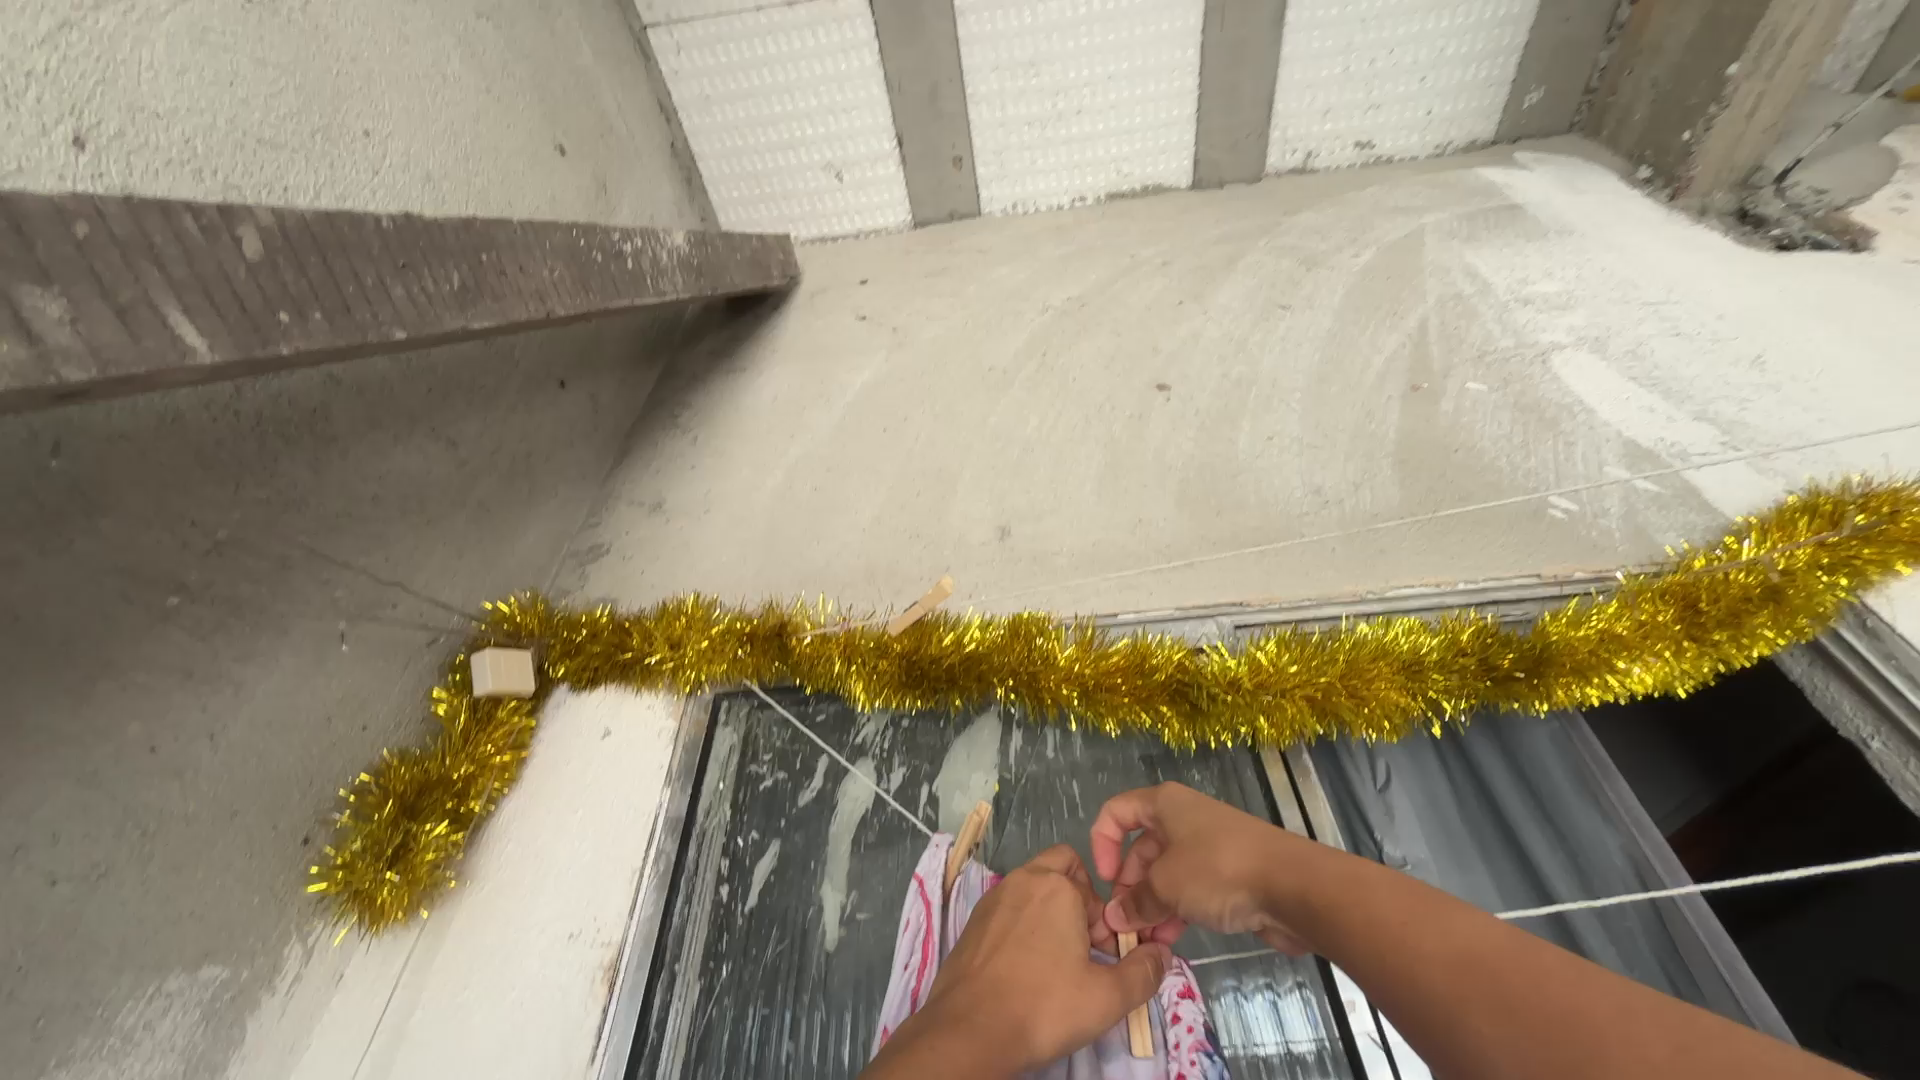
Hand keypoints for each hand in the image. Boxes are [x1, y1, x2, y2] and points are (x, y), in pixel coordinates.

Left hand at [871, 845, 1169, 1076]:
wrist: (970, 1030)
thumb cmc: (1044, 1006)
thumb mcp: (1108, 997)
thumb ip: (1143, 972)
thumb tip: (1161, 954)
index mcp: (1057, 885)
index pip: (1096, 890)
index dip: (1107, 924)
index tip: (1106, 957)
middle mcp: (1023, 879)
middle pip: (1061, 869)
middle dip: (1079, 900)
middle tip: (1084, 948)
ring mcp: (994, 897)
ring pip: (1033, 887)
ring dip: (1051, 912)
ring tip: (1057, 962)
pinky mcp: (974, 919)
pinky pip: (1009, 907)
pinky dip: (1023, 925)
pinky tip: (1026, 967)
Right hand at [1091, 782, 1327, 953]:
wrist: (1295, 886)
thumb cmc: (1218, 869)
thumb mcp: (1166, 884)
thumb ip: (1135, 901)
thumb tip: (1114, 916)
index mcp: (1164, 805)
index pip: (1116, 813)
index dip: (1102, 844)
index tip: (1104, 880)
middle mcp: (1183, 820)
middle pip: (1140, 849)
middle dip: (1129, 887)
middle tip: (1124, 923)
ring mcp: (1207, 848)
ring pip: (1165, 875)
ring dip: (1152, 906)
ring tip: (1145, 939)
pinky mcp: (1227, 875)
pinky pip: (1190, 890)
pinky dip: (1176, 911)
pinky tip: (1170, 940)